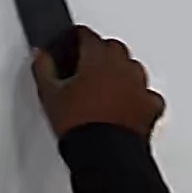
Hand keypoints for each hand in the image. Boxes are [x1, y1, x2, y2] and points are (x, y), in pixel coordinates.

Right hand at [32, 26, 164, 138]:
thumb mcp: (49, 92)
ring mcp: (139, 89)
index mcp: (97, 60)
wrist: (106, 157)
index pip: (88, 35)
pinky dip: (139, 94)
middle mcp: (122, 70)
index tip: (71, 39)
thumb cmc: (80, 124)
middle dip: (101, 49)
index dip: (77, 35)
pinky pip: (148, 94)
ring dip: (121, 68)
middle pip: (114, 47)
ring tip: (106, 77)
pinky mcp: (150, 110)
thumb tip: (41, 55)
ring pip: (133, 67)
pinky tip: (127, 100)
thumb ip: (43, 67)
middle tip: (86, 58)